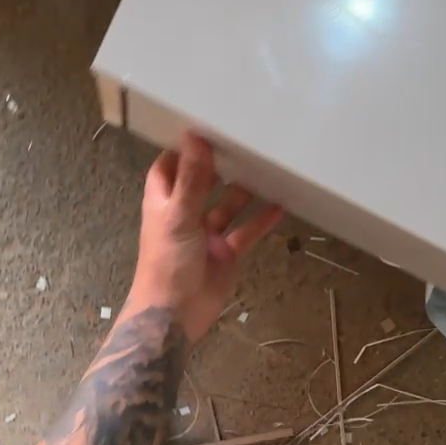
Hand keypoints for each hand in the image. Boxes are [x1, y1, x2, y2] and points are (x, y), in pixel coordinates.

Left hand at [128, 132, 283, 340]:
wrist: (174, 315)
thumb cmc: (167, 263)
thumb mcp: (179, 215)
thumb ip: (191, 179)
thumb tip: (194, 137)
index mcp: (164, 203)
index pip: (169, 168)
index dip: (183, 151)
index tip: (205, 129)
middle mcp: (184, 216)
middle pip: (201, 184)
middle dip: (219, 166)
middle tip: (245, 143)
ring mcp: (205, 236)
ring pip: (227, 207)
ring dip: (244, 191)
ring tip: (267, 167)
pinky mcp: (224, 255)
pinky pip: (245, 233)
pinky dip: (260, 221)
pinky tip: (281, 205)